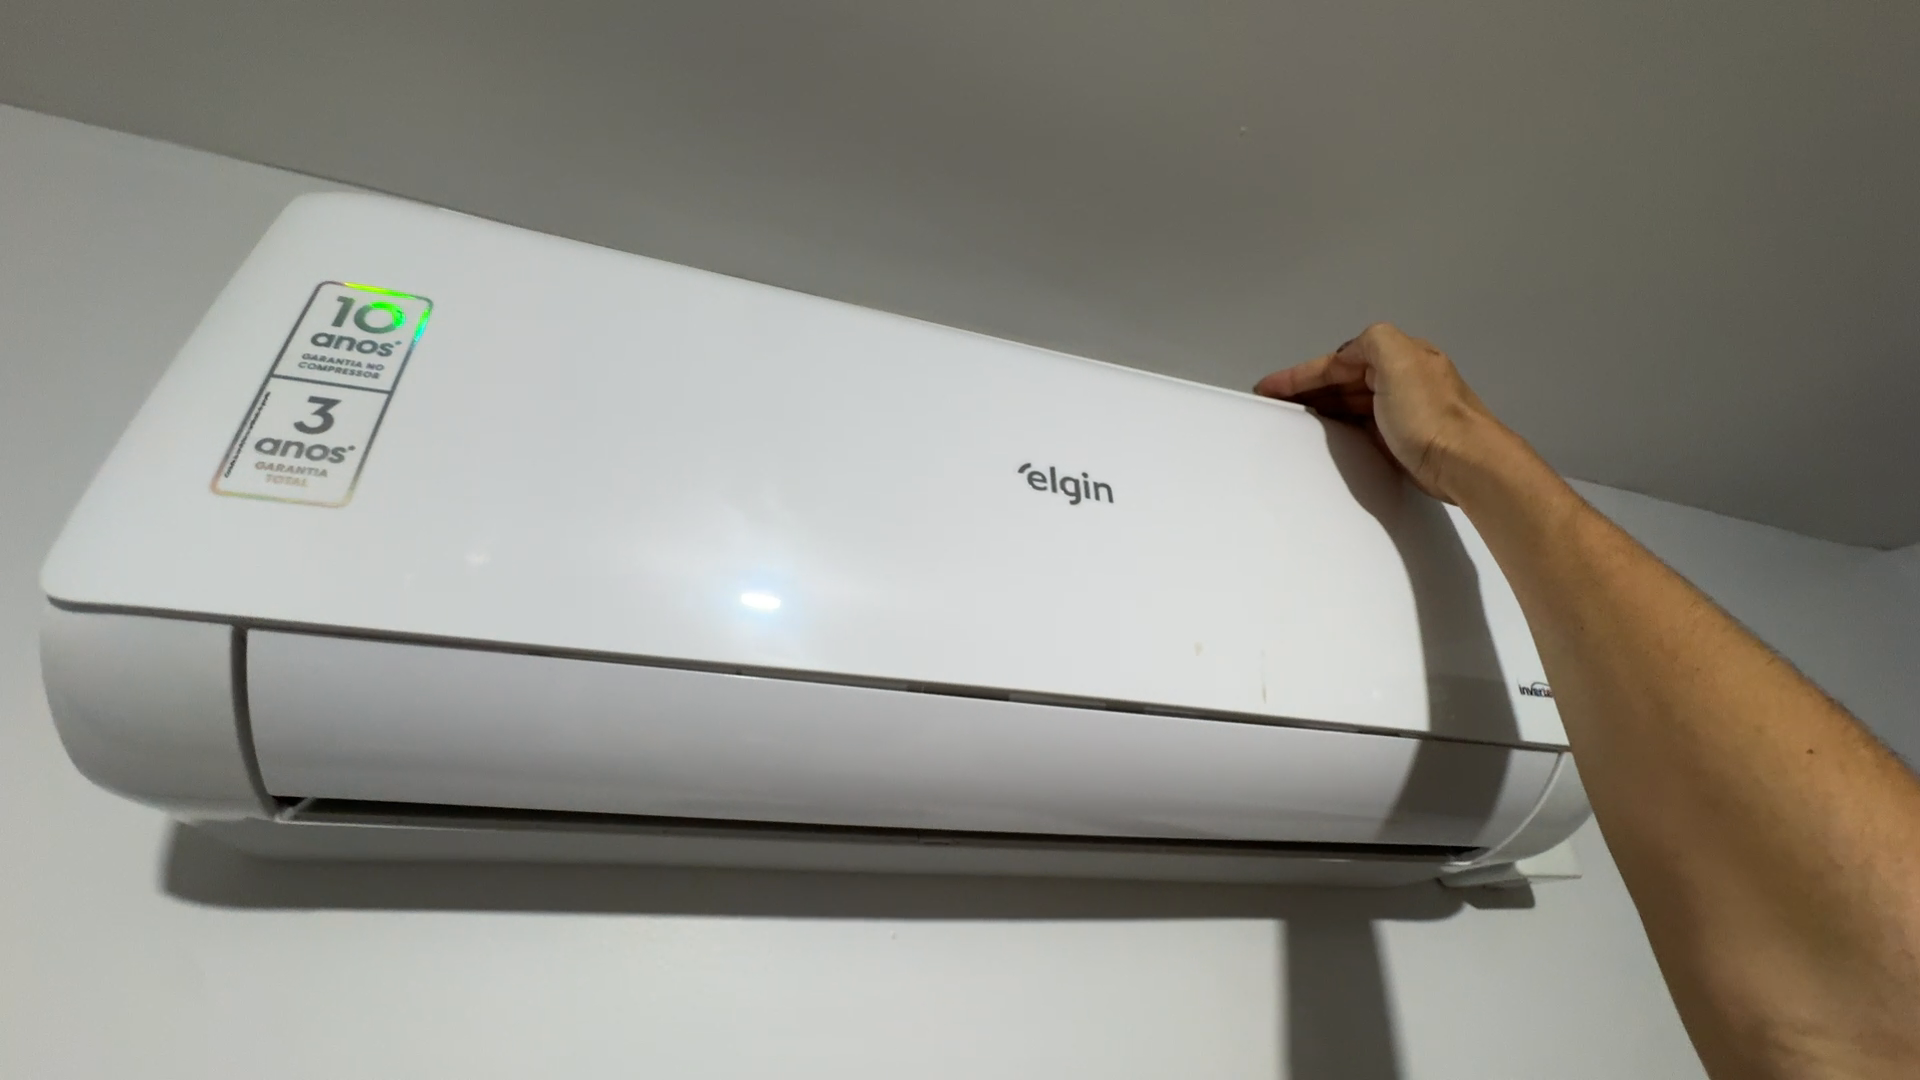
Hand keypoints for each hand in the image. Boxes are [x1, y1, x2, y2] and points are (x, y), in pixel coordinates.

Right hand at [1254, 323, 1507, 502]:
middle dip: (1306, 388)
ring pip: (1347, 400)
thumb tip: (1351, 349)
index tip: (1269, 387)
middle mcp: (1402, 378)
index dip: (1301, 373)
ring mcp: (1400, 409)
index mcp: (1401, 357)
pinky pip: (1356, 422)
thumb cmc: (1431, 416)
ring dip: (1318, 404)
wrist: (1464, 463)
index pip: (1339, 359)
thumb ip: (1372, 342)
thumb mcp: (1399, 361)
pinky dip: (1334, 422)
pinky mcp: (1398, 437)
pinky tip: (1322, 431)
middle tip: (1273, 402)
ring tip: (1289, 416)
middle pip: (1341, 379)